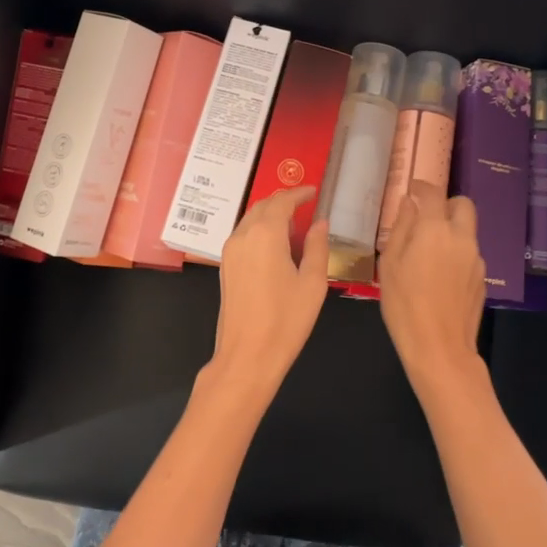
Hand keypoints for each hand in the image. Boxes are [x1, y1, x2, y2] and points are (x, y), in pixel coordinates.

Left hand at [208, 186, 331, 394]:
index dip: (299, 193)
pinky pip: (243, 235)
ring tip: (293, 222)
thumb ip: (318, 247)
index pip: (282, 201)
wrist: (247, 355)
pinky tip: (275, 244)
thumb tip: (320, 222)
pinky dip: (259, 229)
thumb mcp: (313, 283)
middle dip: (283, 201)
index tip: (314, 191)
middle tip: (305, 204)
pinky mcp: (225, 266)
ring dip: (270, 214)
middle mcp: (243, 235)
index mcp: (266, 234)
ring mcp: (230, 251)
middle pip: (262, 206)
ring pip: (250, 219)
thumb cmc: (286, 320)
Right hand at [378, 181, 487, 386]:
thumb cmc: (405, 304)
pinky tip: (439, 276)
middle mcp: (461, 238)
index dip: (422, 186)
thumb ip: (401, 228)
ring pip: (467, 231)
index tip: (412, 189)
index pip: (433, 193)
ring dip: (451, 231)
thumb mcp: (390, 263)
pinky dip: (456, 253)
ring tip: (428, 252)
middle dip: (446, 204)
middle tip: (427, 217)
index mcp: (435, 230)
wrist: (439, 348)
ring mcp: (476, 259)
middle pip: (463, 205)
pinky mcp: (482, 279)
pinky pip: (469, 254)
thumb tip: (409, 204)